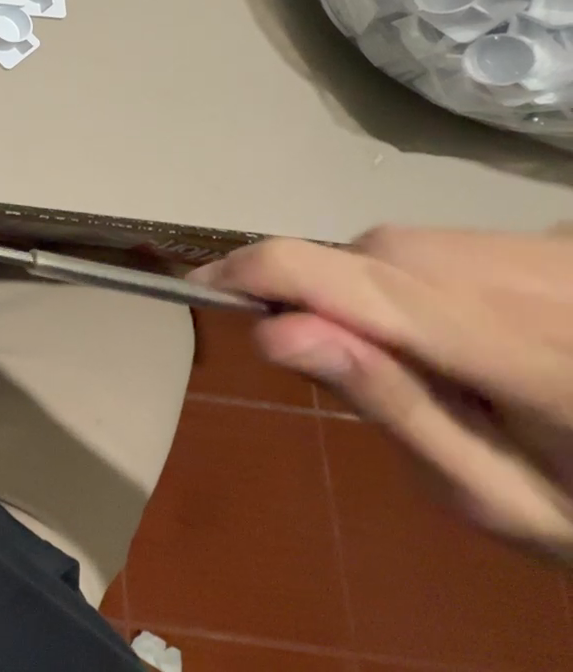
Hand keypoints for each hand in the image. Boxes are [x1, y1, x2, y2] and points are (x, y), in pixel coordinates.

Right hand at [193, 228, 572, 564]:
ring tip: (421, 353)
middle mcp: (547, 290)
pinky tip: (462, 326)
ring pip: (407, 243)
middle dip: (331, 295)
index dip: (264, 272)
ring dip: (374, 286)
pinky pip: (450, 240)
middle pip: (379, 257)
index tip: (200, 287)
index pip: (364, 286)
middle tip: (346, 361)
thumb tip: (276, 331)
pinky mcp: (560, 244)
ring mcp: (558, 258)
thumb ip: (393, 407)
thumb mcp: (495, 497)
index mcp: (535, 365)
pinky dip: (420, 276)